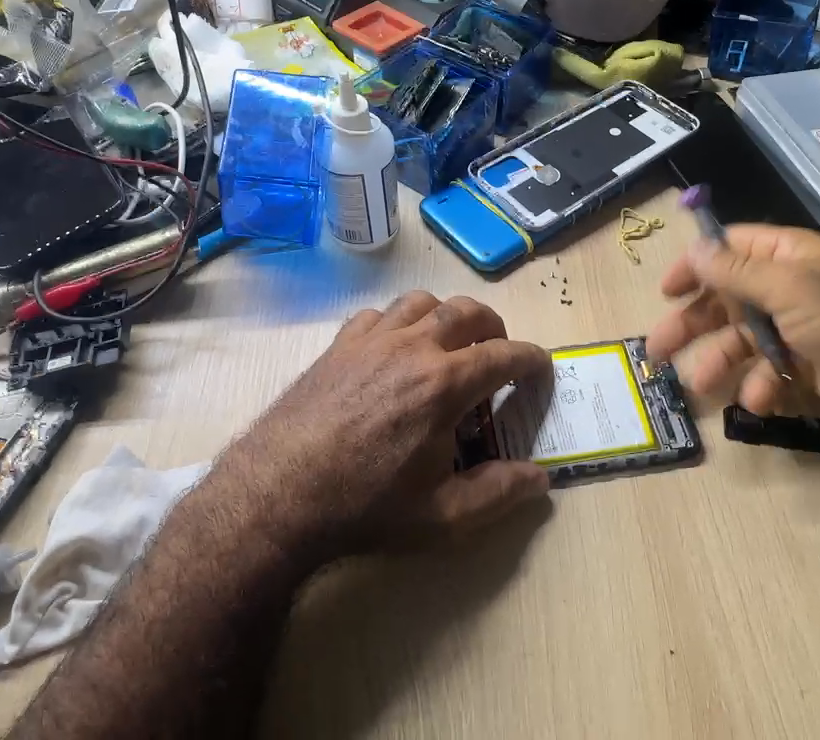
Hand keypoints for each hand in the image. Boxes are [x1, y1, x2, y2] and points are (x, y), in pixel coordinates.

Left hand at [216, 291, 553, 558]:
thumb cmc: (365, 507)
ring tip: (449, 341)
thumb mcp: (443, 517)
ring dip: (446, 315)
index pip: (506, 355)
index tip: (541, 369)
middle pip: (467, 311)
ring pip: (422, 301)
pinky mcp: (339, 345)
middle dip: (494, 326)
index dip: (533, 359)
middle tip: (497, 350)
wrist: (278, 494)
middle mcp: (413, 347)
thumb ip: (498, 494)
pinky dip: (399, 322)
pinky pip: (378, 314)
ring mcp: (372, 340)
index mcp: (445, 384)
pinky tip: (394, 349)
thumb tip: (539, 478)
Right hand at [646, 225, 819, 441]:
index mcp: (788, 259)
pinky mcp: (806, 370)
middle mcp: (788, 291)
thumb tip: (695, 247)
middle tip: (657, 350)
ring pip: (740, 342)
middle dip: (692, 324)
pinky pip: (766, 375)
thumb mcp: (792, 288)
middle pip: (725, 301)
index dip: (696, 266)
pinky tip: (756, 400)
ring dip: (717, 361)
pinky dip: (756, 388)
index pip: (730, 250)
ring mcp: (797, 331)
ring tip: (698, 385)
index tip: (667, 290)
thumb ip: (738, 271)